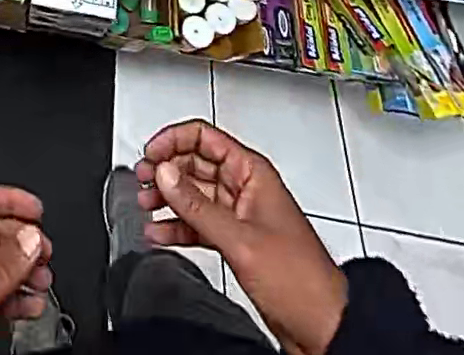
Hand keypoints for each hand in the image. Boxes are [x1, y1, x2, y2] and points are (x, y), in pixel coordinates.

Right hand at [135, 120, 346, 354]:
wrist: (321, 324)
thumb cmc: (300, 277)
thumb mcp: (240, 237)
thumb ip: (197, 205)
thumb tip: (165, 173)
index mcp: (251, 172)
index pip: (205, 138)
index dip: (174, 140)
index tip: (151, 154)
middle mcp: (243, 187)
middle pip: (196, 163)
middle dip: (167, 169)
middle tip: (142, 181)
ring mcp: (238, 214)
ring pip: (194, 193)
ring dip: (168, 198)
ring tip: (145, 205)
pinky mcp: (234, 240)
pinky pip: (198, 222)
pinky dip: (177, 226)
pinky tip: (159, 232)